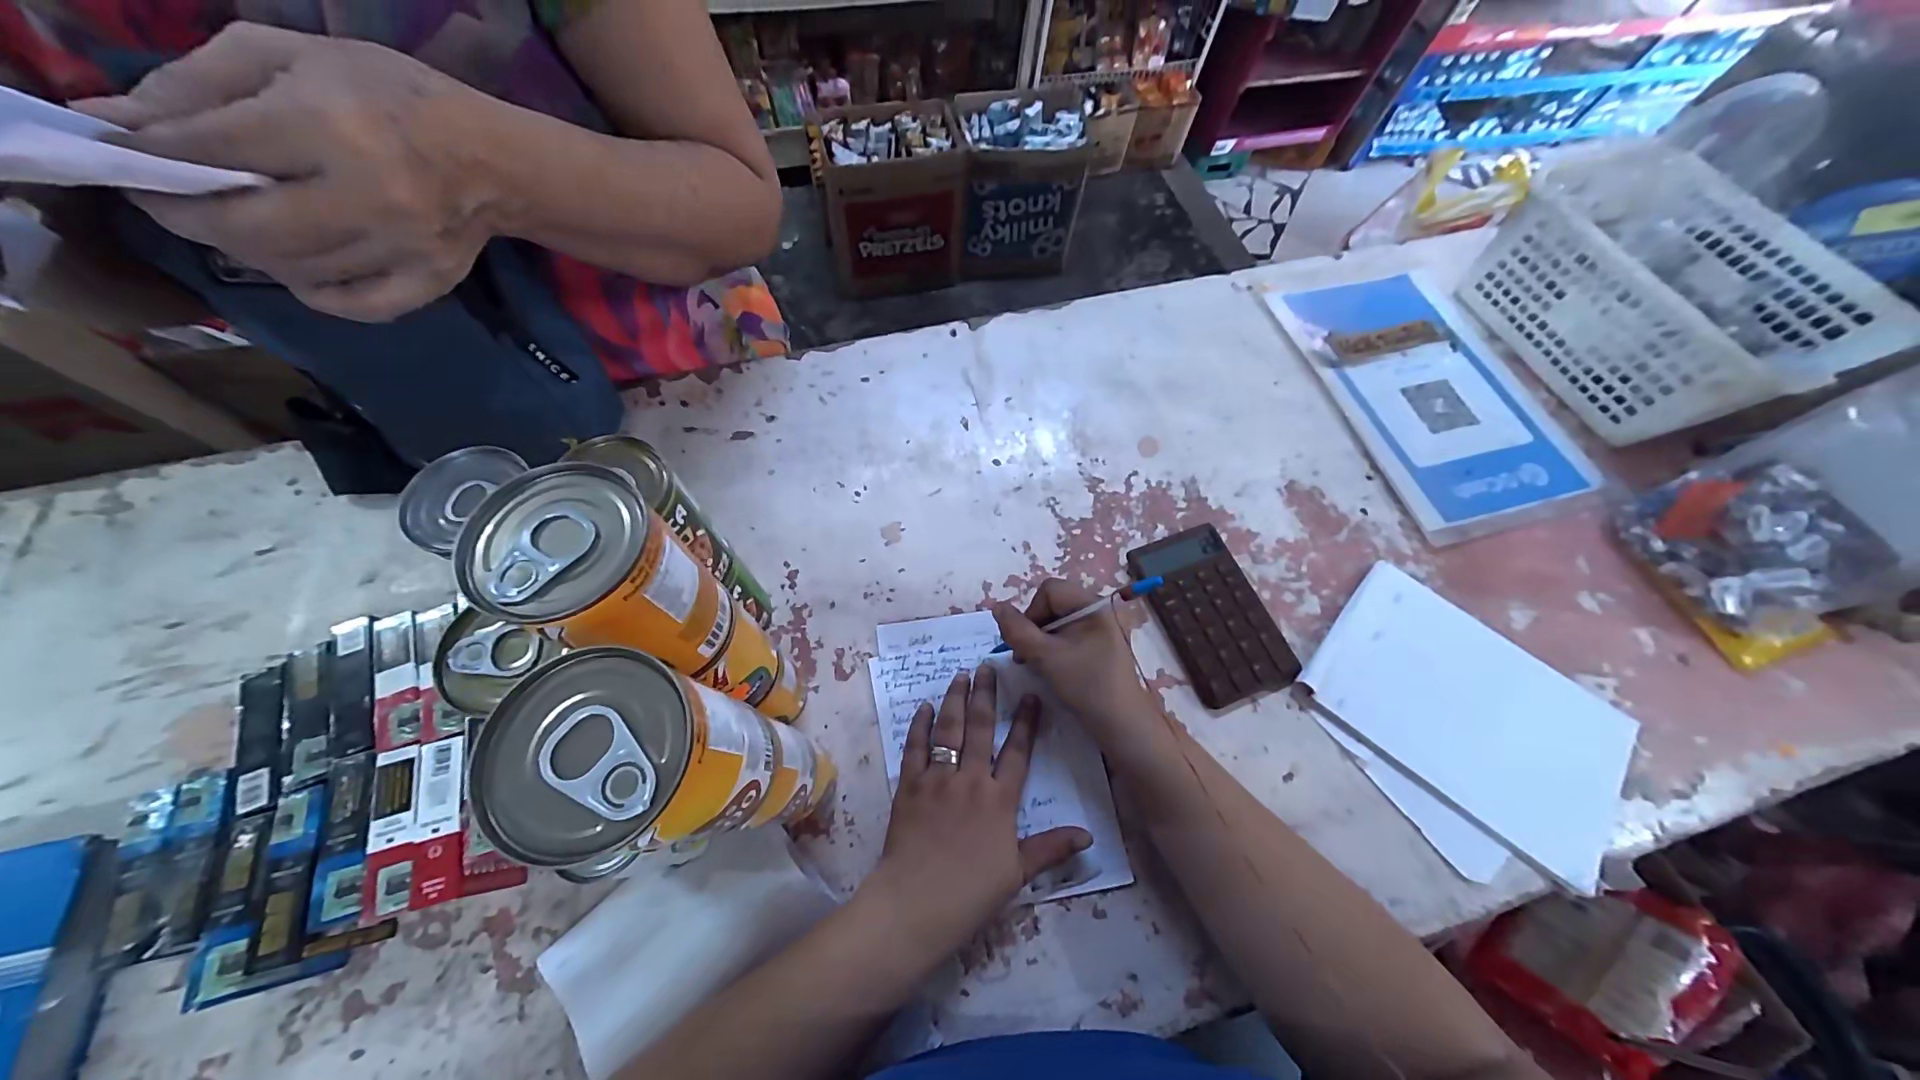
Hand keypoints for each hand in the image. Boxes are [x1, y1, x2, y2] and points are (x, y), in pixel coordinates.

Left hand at [71, 23, 502, 322]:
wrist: (497, 160)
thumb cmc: (395, 98)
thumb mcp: (292, 57)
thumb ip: (200, 81)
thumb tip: (115, 119)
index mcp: (329, 125)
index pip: (210, 147)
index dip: (149, 151)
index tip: (126, 150)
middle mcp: (369, 196)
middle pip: (248, 227)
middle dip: (185, 215)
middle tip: (166, 200)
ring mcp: (405, 247)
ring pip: (296, 270)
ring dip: (250, 252)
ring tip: (241, 227)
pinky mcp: (431, 280)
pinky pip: (359, 305)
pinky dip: (317, 294)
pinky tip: (303, 271)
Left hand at [862, 666, 1088, 953]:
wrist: (915, 903)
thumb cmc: (970, 893)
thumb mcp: (1017, 873)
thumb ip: (1050, 849)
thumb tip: (1088, 836)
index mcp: (1000, 801)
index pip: (1018, 753)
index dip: (1027, 723)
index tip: (1031, 696)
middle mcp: (970, 781)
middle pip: (981, 729)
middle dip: (987, 695)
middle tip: (989, 667)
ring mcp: (937, 780)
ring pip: (949, 730)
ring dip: (956, 700)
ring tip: (961, 675)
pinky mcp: (909, 786)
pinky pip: (915, 748)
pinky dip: (919, 725)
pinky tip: (924, 708)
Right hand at [992, 579, 1162, 759]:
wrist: (1121, 723)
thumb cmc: (1085, 685)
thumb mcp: (1045, 657)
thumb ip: (1017, 631)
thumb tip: (997, 607)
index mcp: (1092, 605)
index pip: (1049, 591)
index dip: (1031, 613)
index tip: (1028, 643)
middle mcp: (1098, 611)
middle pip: (1053, 604)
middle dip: (1034, 627)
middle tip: (1027, 656)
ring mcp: (1100, 629)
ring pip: (1058, 621)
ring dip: (1041, 640)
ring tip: (1038, 664)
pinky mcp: (1099, 645)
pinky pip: (1069, 635)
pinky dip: (1054, 648)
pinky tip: (1052, 668)